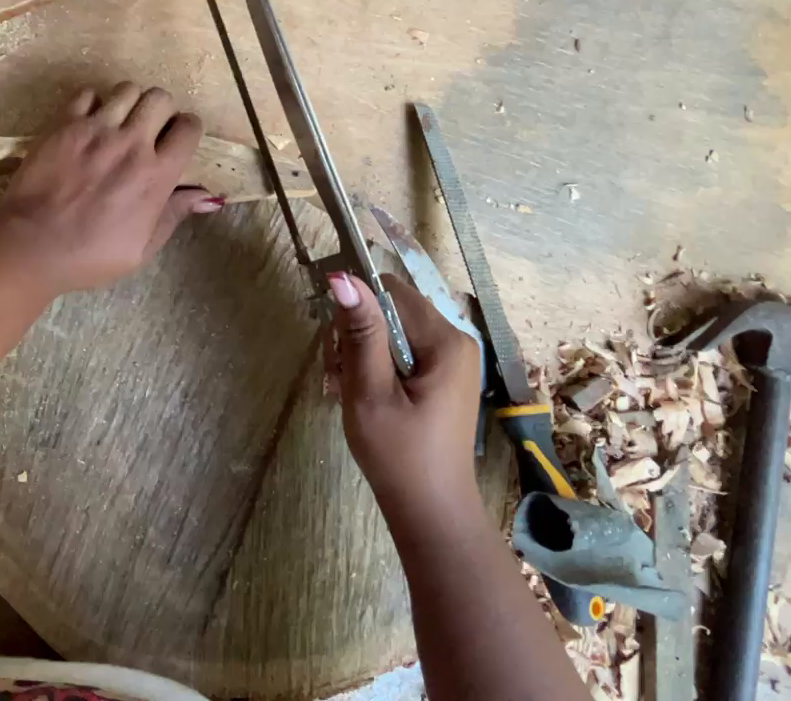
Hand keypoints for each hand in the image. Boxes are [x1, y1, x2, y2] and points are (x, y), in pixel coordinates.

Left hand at [0, 82, 221, 293]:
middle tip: (148, 129)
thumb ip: (174, 214)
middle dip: (160, 110)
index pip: (189, 127)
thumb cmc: (90, 256)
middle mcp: (132, 144)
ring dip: (129, 103)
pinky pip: (87, 94)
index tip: (176, 141)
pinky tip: (88, 123)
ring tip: (119, 121)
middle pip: (161, 99)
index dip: (187, 130)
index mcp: (156, 175)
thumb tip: (209, 197)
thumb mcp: (142, 248)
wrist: (33, 246)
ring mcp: (96, 130)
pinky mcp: (64, 125)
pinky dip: (92, 103)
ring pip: (127, 89)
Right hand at [326, 273, 485, 520]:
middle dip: (354, 334)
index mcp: (445, 341)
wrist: (431, 513)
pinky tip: (357, 393)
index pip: (390, 291)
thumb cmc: (398, 455)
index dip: (355, 308)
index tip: (335, 346)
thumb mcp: (370, 391)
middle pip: (390, 309)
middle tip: (335, 376)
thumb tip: (342, 278)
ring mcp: (450, 360)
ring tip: (342, 389)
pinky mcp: (441, 377)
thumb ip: (360, 332)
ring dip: (358, 352)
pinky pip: (400, 351)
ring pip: (390, 330)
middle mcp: (454, 341)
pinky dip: (373, 366)